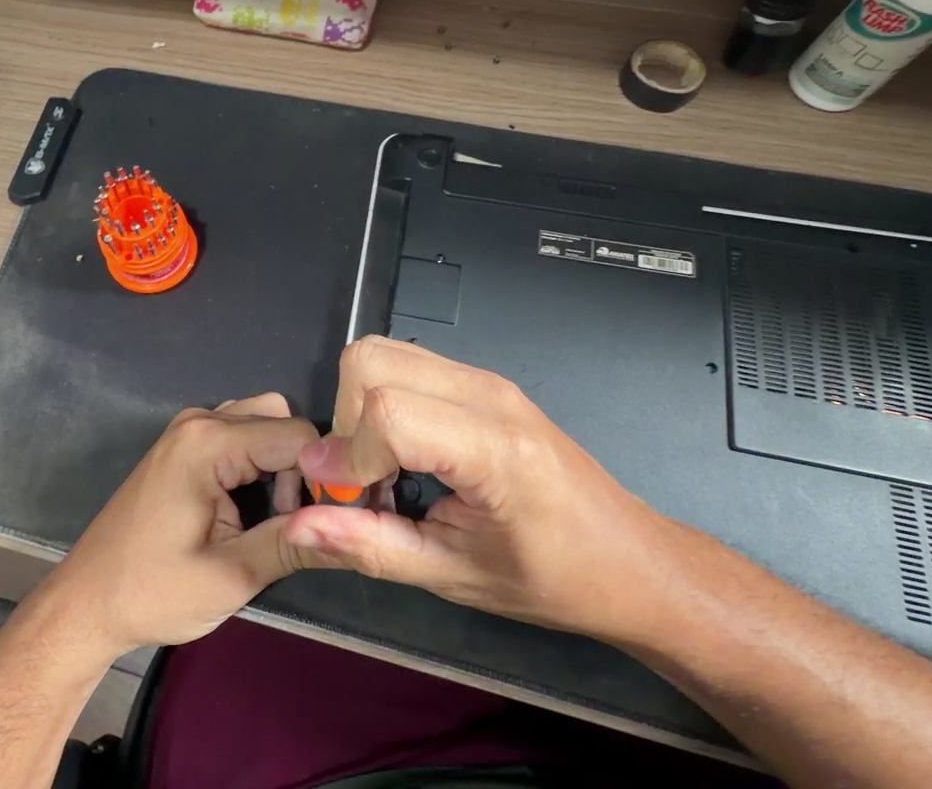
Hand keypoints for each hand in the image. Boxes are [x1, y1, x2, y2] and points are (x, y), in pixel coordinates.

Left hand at [36, 394, 318, 657]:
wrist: (88, 602)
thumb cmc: (152, 592)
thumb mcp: (231, 575)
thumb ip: (294, 544)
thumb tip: (361, 532)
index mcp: (208, 444)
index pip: (298, 434)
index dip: (328, 475)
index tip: (340, 518)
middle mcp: (199, 421)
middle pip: (282, 419)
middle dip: (304, 466)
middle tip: (299, 521)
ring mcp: (189, 430)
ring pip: (263, 423)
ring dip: (283, 464)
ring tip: (277, 519)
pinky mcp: (185, 446)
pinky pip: (241, 435)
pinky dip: (260, 462)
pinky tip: (254, 508)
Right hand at [285, 336, 686, 643]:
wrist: (630, 559)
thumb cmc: (555, 579)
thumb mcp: (456, 576)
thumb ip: (371, 547)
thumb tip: (301, 525)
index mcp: (495, 449)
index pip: (388, 411)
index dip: (347, 455)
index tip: (339, 499)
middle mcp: (488, 394)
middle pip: (369, 360)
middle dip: (344, 420)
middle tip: (360, 482)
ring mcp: (485, 379)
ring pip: (381, 352)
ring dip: (357, 408)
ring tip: (380, 470)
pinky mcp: (481, 381)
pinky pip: (405, 365)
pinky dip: (379, 400)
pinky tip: (401, 455)